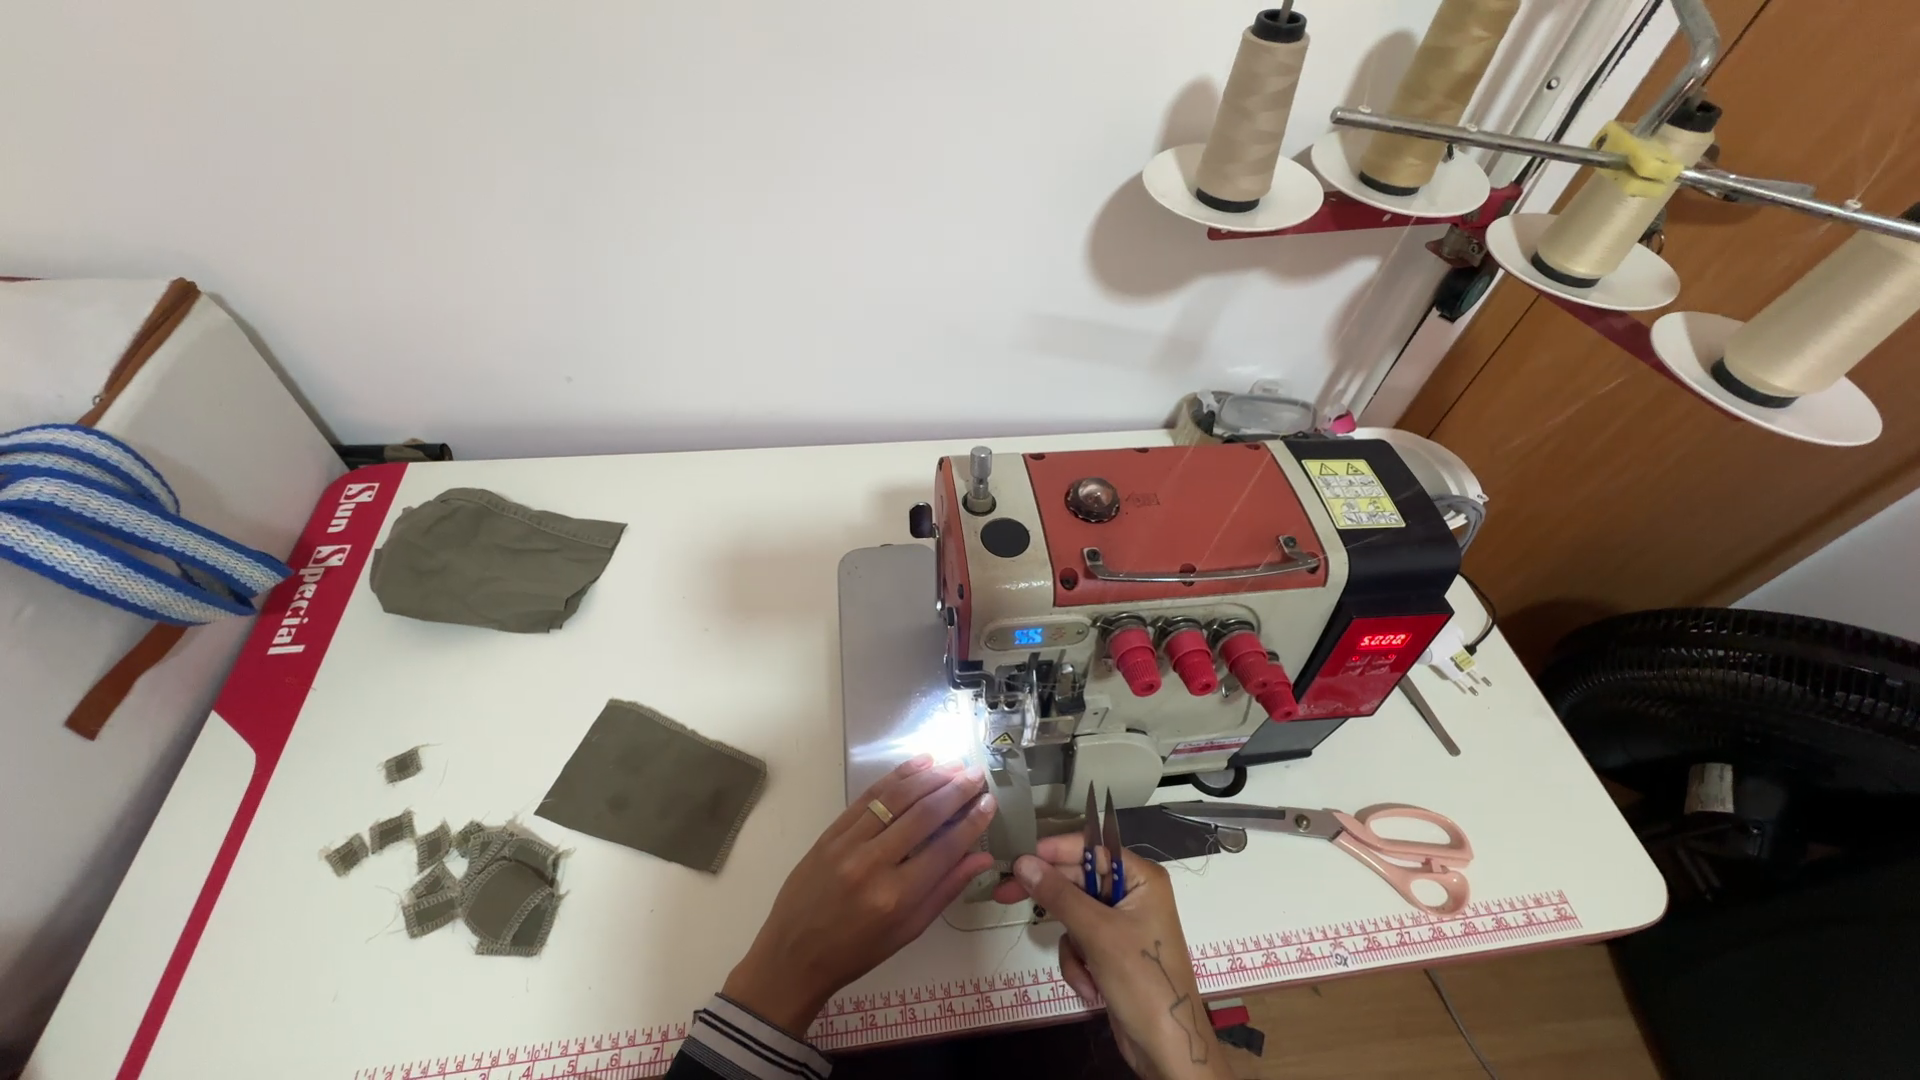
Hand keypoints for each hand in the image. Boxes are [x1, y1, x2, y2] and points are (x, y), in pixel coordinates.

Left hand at [722, 755, 995, 1035]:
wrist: (794, 954)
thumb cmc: (858, 951)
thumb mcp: (909, 931)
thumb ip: (946, 889)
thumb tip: (982, 856)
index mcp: (896, 897)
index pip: (944, 848)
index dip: (972, 821)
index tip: (990, 802)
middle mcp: (872, 864)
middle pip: (923, 815)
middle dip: (955, 790)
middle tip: (977, 774)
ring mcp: (848, 844)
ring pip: (896, 797)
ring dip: (929, 776)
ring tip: (953, 765)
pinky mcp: (831, 832)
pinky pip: (869, 796)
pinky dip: (896, 776)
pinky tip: (919, 765)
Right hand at [992, 835, 1233, 1079]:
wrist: (1167, 1048)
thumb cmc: (1141, 980)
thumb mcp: (1097, 933)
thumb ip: (1058, 894)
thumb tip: (1023, 862)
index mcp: (1141, 879)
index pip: (1092, 849)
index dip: (1056, 850)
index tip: (1021, 856)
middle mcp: (1133, 895)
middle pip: (1078, 882)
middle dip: (1053, 902)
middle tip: (1005, 893)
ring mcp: (1122, 925)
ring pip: (1074, 916)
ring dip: (1072, 947)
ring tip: (1084, 969)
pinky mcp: (1112, 952)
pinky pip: (1080, 943)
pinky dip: (1079, 965)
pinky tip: (1093, 988)